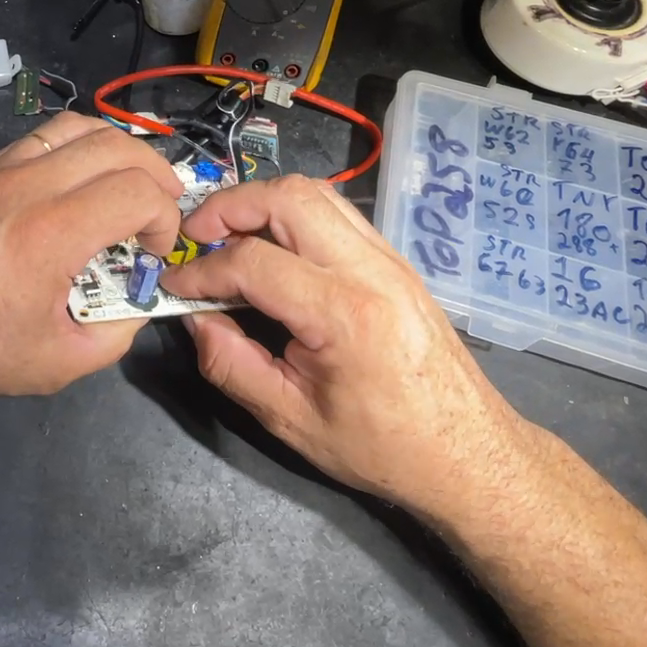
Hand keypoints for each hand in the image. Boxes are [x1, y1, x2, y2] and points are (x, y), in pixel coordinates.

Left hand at [0, 112, 184, 404]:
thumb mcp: (59, 363)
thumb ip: (116, 333)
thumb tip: (136, 303)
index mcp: (52, 233)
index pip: (138, 191)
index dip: (164, 219)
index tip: (152, 253)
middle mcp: (28, 185)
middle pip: (117, 145)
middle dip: (155, 175)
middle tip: (157, 212)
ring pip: (76, 126)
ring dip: (116, 149)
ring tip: (125, 184)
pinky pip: (40, 138)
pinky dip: (74, 148)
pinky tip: (73, 183)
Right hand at [158, 176, 536, 520]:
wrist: (471, 454)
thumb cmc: (381, 447)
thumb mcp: (290, 420)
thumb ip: (230, 365)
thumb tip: (194, 318)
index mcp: (344, 315)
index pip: (253, 263)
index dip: (201, 271)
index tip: (174, 286)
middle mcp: (370, 270)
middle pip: (287, 198)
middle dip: (227, 207)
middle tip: (195, 237)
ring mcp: (388, 257)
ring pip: (312, 192)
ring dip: (258, 202)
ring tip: (225, 235)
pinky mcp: (392, 259)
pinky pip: (331, 210)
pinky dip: (287, 213)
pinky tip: (267, 245)